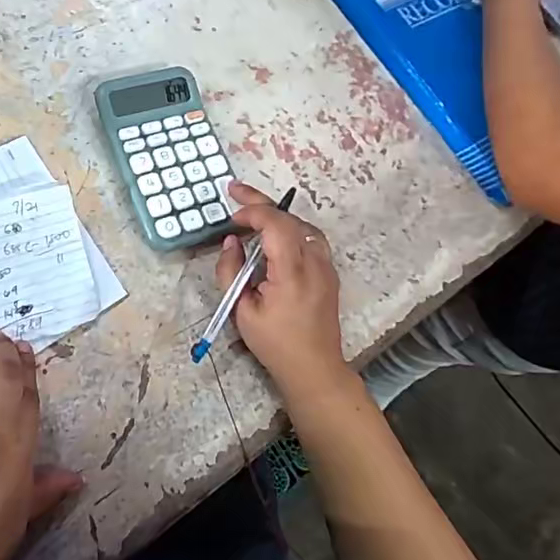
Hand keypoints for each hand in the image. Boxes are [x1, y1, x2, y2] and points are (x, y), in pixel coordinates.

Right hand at [217, 183, 346, 398]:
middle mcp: (315, 263)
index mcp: (293, 273)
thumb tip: (231, 242)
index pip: (276, 226)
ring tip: (252, 214)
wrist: (314, 369)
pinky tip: (275, 235)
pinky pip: (311, 238)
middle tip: (235, 191)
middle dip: (260, 202)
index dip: (253, 213)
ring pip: (303, 225)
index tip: (232, 219)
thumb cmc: (275, 344)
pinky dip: (290, 229)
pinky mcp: (329, 272)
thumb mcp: (242, 311)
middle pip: (290, 219)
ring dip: (277, 215)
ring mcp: (326, 267)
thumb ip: (231, 271)